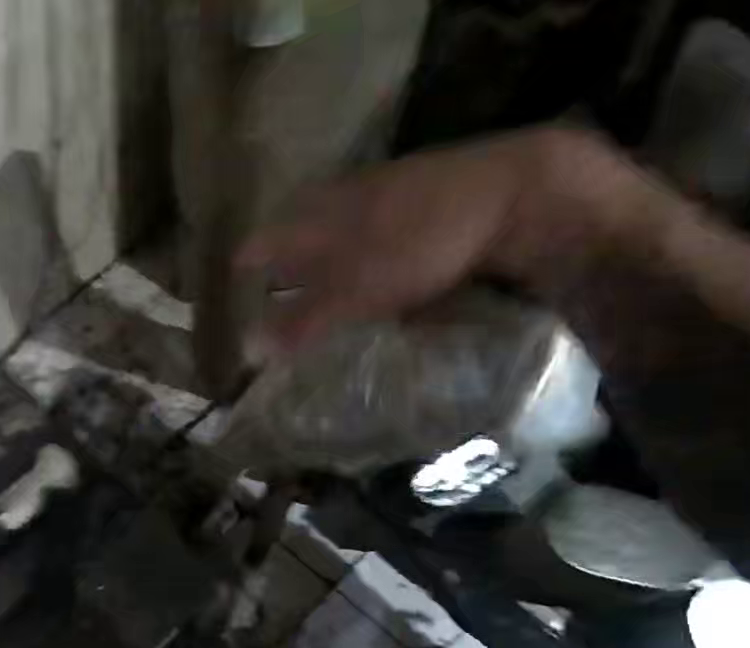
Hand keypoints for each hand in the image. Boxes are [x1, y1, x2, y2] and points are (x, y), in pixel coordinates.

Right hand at [236, 127, 661, 350]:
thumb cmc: (420, 243)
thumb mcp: (355, 292)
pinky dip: (358, 256)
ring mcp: (381, 196)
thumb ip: (301, 321)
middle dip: (281, 266)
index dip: (246, 268)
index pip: (262, 242)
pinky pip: (370, 231)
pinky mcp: (416, 201)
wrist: (514, 194)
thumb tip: (248, 351)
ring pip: (332, 231)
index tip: (234, 293)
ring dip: (320, 260)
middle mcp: (340, 199)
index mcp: (316, 215)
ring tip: (315, 292)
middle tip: (271, 297)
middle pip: (294, 233)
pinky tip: (369, 276)